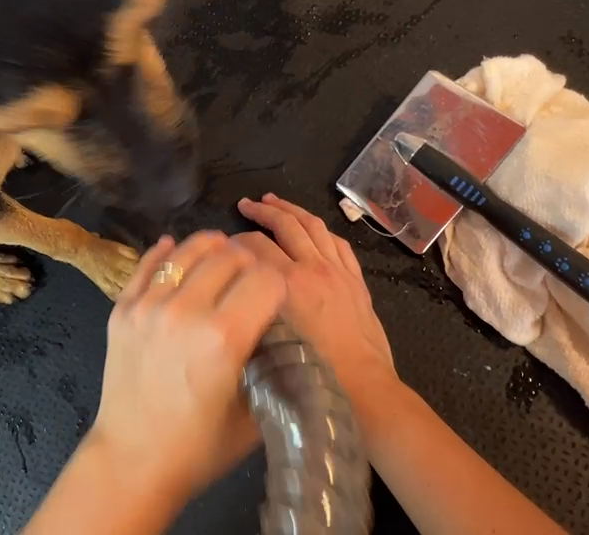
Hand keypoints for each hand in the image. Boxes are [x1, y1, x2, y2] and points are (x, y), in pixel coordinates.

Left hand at [85, 231, 286, 497]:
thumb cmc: (198, 448)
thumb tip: (278, 334)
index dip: (277, 284)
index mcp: (223, 338)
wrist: (133, 459)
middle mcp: (185, 311)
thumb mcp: (253, 414)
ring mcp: (148, 305)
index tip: (277, 295)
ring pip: (185, 252)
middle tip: (251, 274)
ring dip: (208, 246)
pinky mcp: (122, 307)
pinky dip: (164, 251)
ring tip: (220, 249)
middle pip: (227, 257)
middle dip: (247, 261)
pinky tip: (174, 247)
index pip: (265, 281)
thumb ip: (268, 367)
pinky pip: (146, 265)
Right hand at [235, 193, 397, 396]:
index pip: (255, 245)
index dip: (235, 240)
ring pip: (314, 225)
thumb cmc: (313, 374)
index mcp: (288, 284)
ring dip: (291, 209)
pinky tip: (311, 226)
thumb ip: (249, 309)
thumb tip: (232, 292)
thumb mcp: (268, 343)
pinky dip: (321, 229)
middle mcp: (313, 268)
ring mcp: (338, 272)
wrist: (364, 388)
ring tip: (274, 200)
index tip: (225, 245)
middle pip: (285, 224)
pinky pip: (338, 243)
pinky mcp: (356, 281)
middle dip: (262, 210)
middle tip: (245, 204)